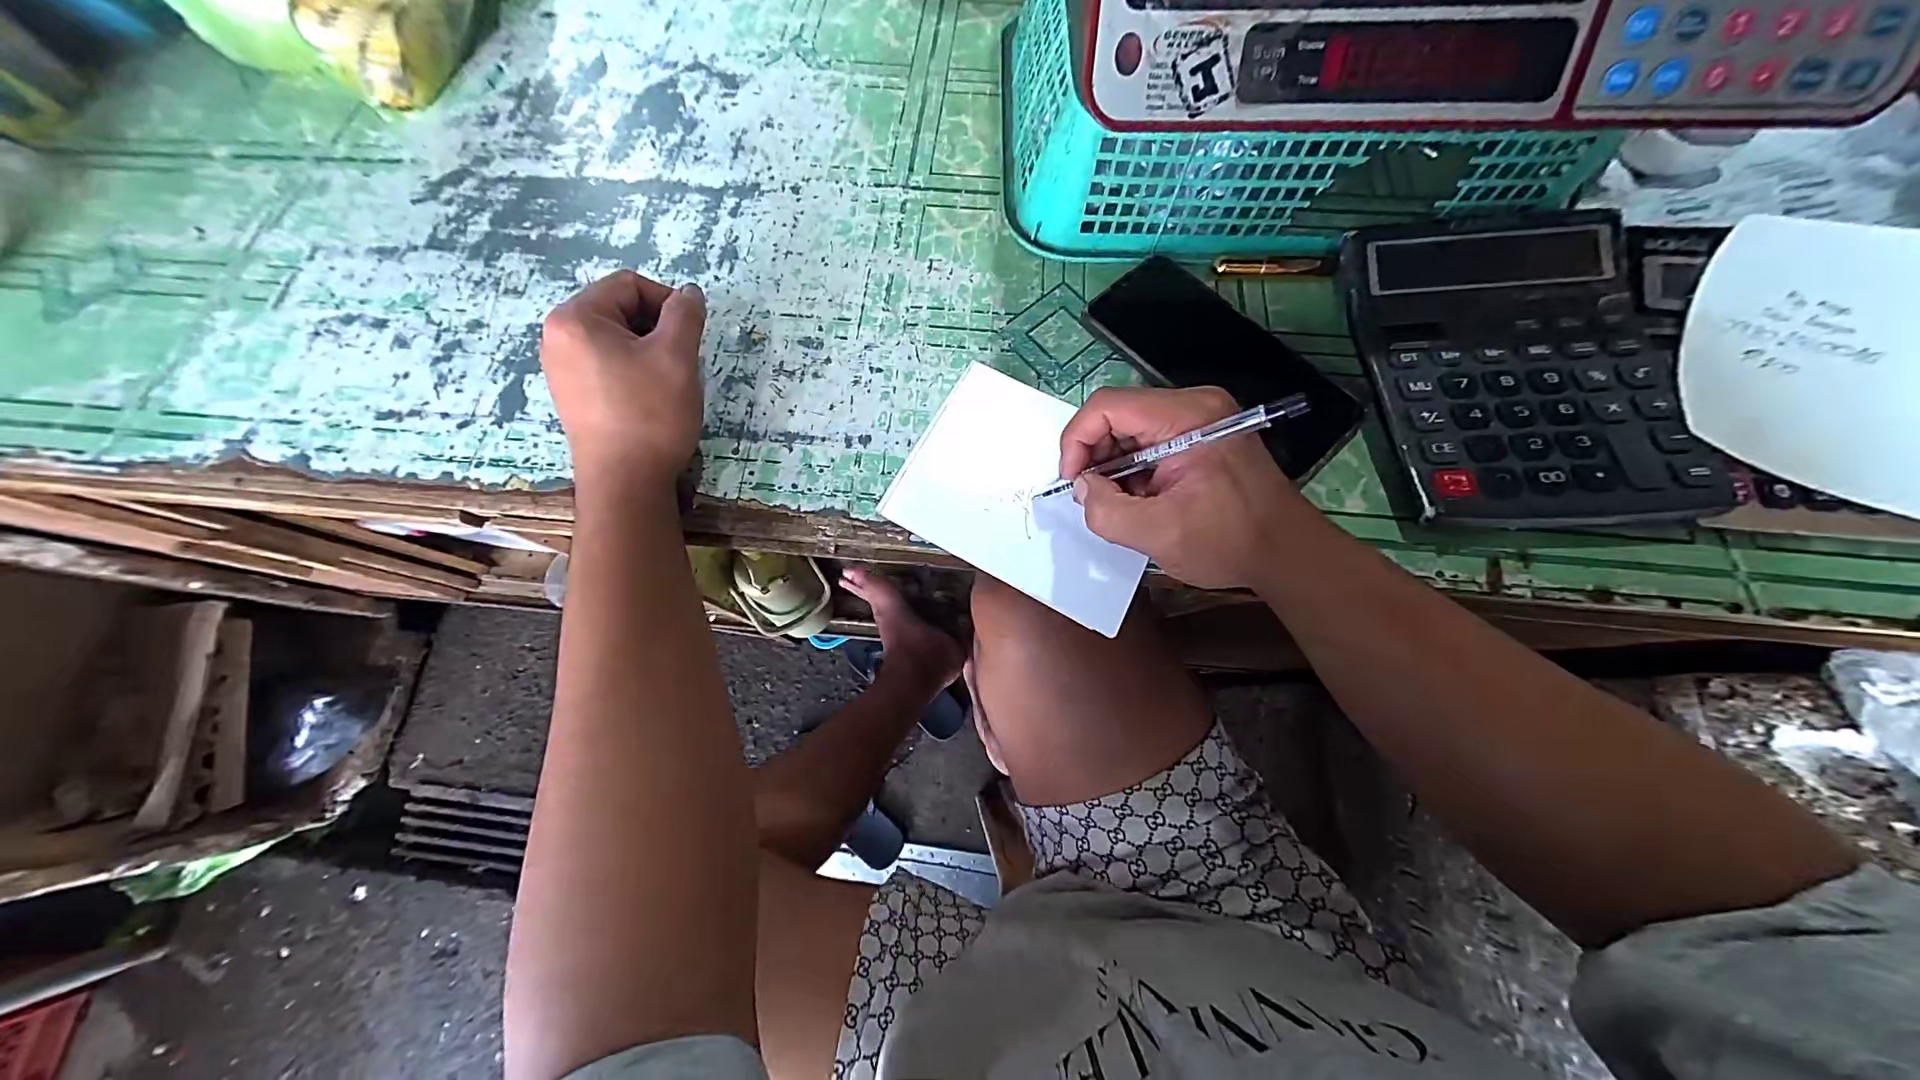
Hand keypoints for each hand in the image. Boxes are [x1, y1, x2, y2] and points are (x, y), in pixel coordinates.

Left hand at [541, 270, 706, 487]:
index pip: (630, 285)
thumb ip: (685, 315)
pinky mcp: (573, 395)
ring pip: (617, 340)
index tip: (690, 336)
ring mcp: (562, 369)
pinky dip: (634, 372)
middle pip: (620, 310)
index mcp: (575, 318)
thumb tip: (689, 293)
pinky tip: (651, 400)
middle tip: (681, 362)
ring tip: (668, 384)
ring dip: (650, 352)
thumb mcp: (677, 356)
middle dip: (658, 329)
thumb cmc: (650, 414)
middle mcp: (558, 337)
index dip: (668, 302)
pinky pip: (608, 365)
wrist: (626, 482)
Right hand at [1060, 386, 1316, 589]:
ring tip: (1122, 503)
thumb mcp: (1158, 534)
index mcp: (1187, 417)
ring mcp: (1200, 419)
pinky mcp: (1201, 435)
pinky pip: (1149, 441)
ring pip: (1130, 429)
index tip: (1073, 480)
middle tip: (1094, 496)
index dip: (1077, 440)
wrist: (1286, 551)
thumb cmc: (1231, 541)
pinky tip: (1142, 499)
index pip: (1107, 406)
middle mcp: (1195, 405)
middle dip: (1095, 456)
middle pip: (1118, 414)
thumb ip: (1106, 511)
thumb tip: (1084, 488)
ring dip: (1113, 466)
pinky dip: (1133, 470)